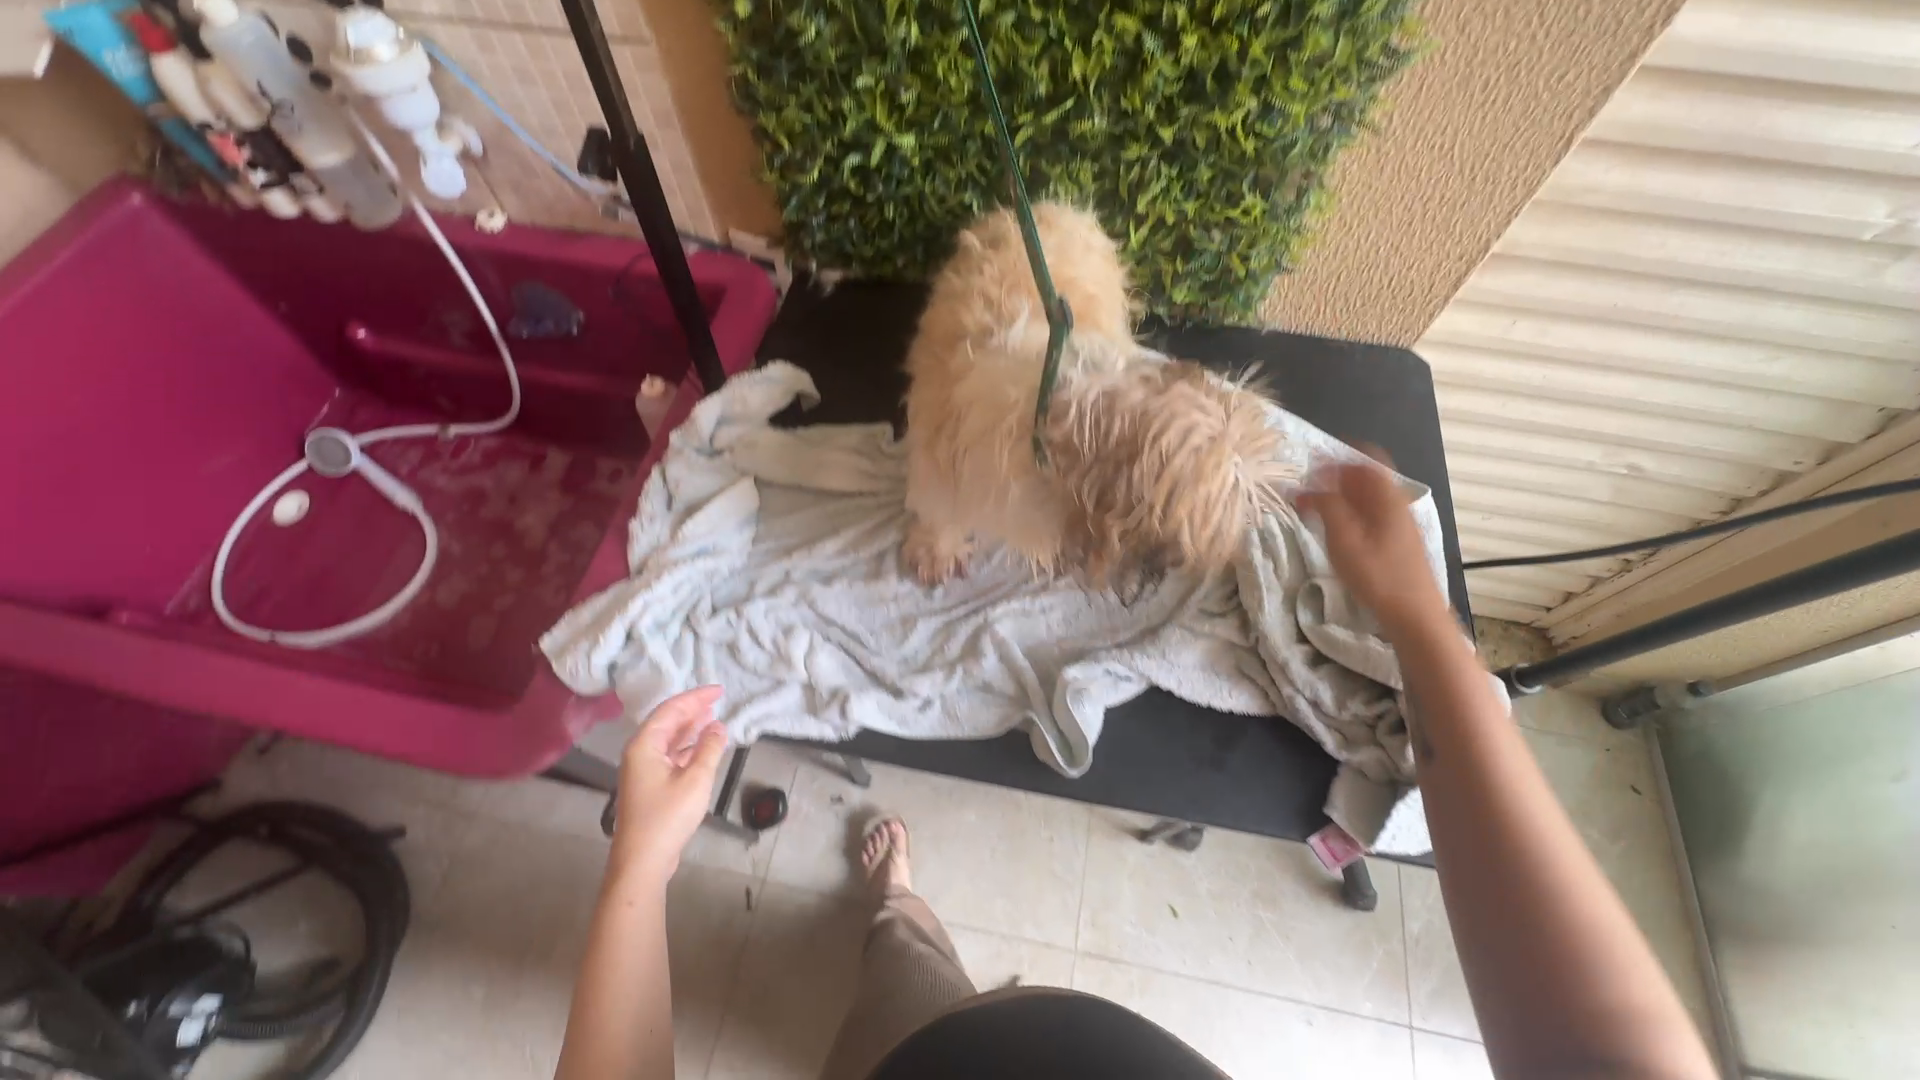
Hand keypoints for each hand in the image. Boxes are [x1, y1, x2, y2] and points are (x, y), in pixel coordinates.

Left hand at [611, 686, 728, 882]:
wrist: (642, 861)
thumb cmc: (667, 817)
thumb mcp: (696, 779)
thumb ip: (709, 748)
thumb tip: (718, 726)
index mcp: (644, 745)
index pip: (671, 710)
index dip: (696, 697)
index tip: (719, 690)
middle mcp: (639, 753)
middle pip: (666, 722)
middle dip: (692, 710)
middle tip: (718, 701)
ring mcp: (642, 770)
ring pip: (668, 740)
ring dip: (690, 728)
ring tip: (712, 719)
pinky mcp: (649, 786)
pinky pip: (669, 755)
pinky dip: (687, 747)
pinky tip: (702, 748)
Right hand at [1296, 460, 1448, 638]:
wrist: (1414, 614)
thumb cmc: (1377, 575)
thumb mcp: (1344, 540)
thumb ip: (1327, 507)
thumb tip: (1308, 487)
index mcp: (1387, 498)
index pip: (1365, 460)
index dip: (1338, 459)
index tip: (1310, 468)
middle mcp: (1397, 504)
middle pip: (1367, 477)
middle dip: (1336, 477)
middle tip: (1308, 488)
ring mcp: (1400, 523)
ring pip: (1368, 497)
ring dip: (1342, 496)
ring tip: (1316, 508)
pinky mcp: (1398, 540)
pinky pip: (1372, 513)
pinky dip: (1351, 512)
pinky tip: (1336, 529)